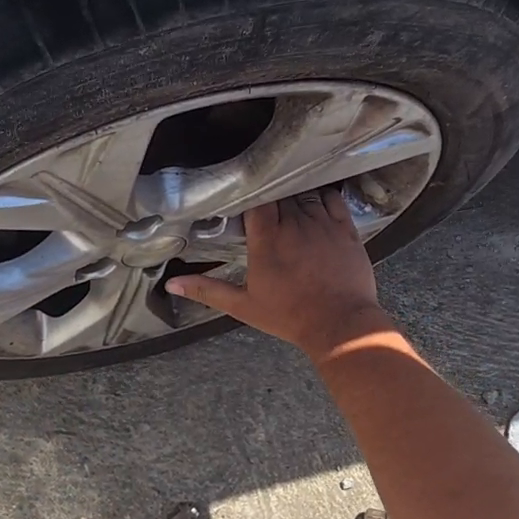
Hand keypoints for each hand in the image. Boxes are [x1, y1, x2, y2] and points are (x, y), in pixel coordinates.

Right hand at [166, 188, 389, 357]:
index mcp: (267, 240)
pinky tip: (316, 199)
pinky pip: (333, 199)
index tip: (244, 203)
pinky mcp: (346, 229)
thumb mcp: (242, 305)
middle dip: (272, 197)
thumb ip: (207, 290)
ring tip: (287, 203)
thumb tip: (172, 284)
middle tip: (265, 204)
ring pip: (305, 194)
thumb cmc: (289, 316)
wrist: (340, 324)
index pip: (256, 201)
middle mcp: (294, 225)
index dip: (250, 198)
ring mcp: (323, 224)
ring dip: (295, 196)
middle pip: (280, 194)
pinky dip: (323, 195)